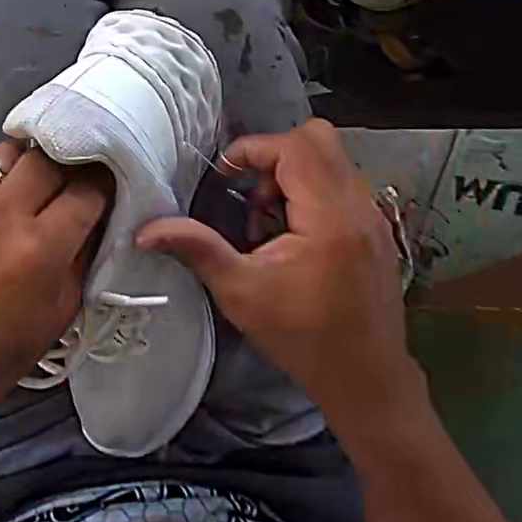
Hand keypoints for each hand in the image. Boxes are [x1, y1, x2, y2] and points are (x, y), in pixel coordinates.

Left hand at [0, 141, 107, 445]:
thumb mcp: (54, 320)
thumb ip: (77, 265)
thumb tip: (89, 225)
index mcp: (40, 249)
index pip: (86, 192)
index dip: (102, 186)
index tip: (103, 187)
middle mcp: (3, 215)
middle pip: (48, 161)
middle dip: (66, 168)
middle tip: (66, 182)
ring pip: (4, 154)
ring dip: (22, 165)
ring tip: (22, 184)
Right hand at [137, 120, 419, 432]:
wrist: (368, 382)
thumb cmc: (301, 337)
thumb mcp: (239, 291)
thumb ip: (195, 248)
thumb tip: (144, 230)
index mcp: (329, 218)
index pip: (294, 146)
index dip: (251, 150)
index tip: (224, 178)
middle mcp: (359, 208)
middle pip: (319, 139)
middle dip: (273, 153)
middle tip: (250, 191)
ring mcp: (375, 218)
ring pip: (332, 159)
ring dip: (291, 172)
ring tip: (266, 218)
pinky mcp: (377, 231)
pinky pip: (342, 182)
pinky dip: (310, 189)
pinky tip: (290, 233)